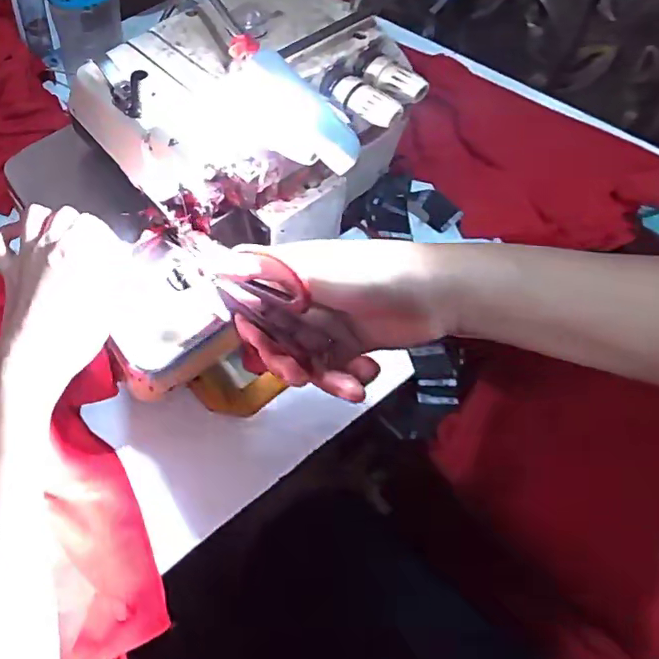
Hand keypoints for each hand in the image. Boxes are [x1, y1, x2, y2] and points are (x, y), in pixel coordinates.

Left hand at [0, 205, 127, 415]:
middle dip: (81, 225)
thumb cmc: (75, 336)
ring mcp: (24, 253)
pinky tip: (19, 239)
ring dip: (47, 218)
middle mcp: (49, 242)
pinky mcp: (7, 269)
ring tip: (58, 234)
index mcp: (78, 247)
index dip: (107, 238)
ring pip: (33, 214)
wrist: (34, 358)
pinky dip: (7, 233)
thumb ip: (119, 283)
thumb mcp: (108, 307)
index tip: (115, 254)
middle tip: (91, 246)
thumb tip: (139, 277)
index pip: (95, 225)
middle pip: (67, 214)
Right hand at [216, 239, 455, 402]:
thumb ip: (271, 276)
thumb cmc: (373, 274)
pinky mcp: (347, 344)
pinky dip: (343, 379)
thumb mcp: (319, 273)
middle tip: (298, 378)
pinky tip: (365, 377)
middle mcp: (299, 298)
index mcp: (286, 275)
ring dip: (319, 377)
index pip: (249, 298)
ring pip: (302, 357)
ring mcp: (323, 323)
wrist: (440, 293)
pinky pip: (330, 368)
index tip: (256, 342)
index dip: (247, 322)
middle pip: (272, 335)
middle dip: (283, 361)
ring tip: (349, 389)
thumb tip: (219, 269)